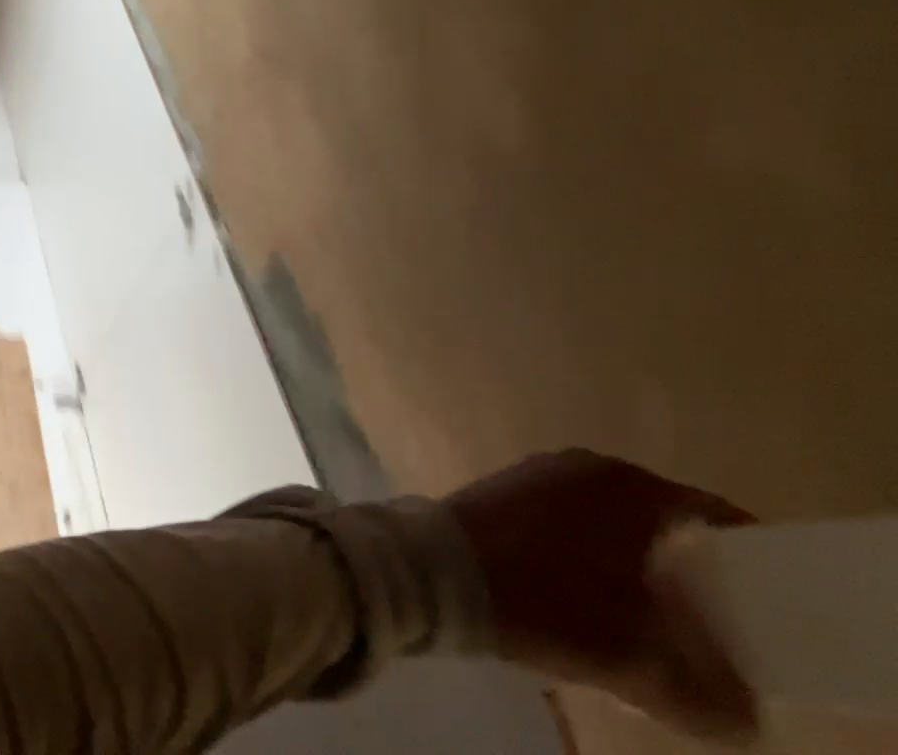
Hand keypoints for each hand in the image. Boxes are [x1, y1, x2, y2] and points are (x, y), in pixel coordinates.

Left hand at [444, 449, 758, 742]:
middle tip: (700, 626)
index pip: (714, 518)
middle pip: (656, 523)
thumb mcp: (635, 659)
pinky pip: (558, 527)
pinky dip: (576, 560)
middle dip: (680, 573)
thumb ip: (702, 695)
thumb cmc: (543, 599)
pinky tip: (574, 601)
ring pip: (603, 526)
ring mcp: (532, 475)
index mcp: (630, 486)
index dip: (745, 565)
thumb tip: (739, 720)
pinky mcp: (494, 493)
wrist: (427, 573)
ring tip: (637, 623)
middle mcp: (583, 467)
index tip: (760, 609)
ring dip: (622, 570)